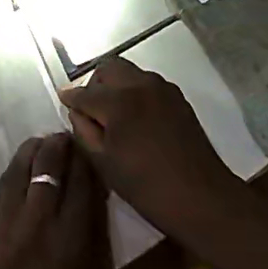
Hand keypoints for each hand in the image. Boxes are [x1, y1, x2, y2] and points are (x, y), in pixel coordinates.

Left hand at [0, 134, 105, 268]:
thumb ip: (92, 243)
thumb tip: (91, 201)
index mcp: (70, 246)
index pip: (80, 185)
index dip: (85, 160)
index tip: (89, 144)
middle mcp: (33, 231)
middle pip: (44, 171)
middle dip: (56, 147)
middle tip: (64, 135)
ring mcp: (0, 237)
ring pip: (14, 178)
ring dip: (28, 156)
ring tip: (39, 143)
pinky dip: (8, 182)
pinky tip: (15, 174)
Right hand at [58, 56, 245, 244]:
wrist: (203, 200)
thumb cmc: (147, 188)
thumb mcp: (104, 164)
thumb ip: (83, 131)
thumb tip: (77, 112)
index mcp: (118, 102)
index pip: (85, 93)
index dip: (70, 98)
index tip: (63, 101)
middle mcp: (140, 85)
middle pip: (108, 69)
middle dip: (94, 84)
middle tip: (91, 109)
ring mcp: (162, 89)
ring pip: (129, 72)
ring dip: (116, 85)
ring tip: (114, 114)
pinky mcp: (178, 98)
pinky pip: (147, 83)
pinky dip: (134, 91)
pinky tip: (136, 118)